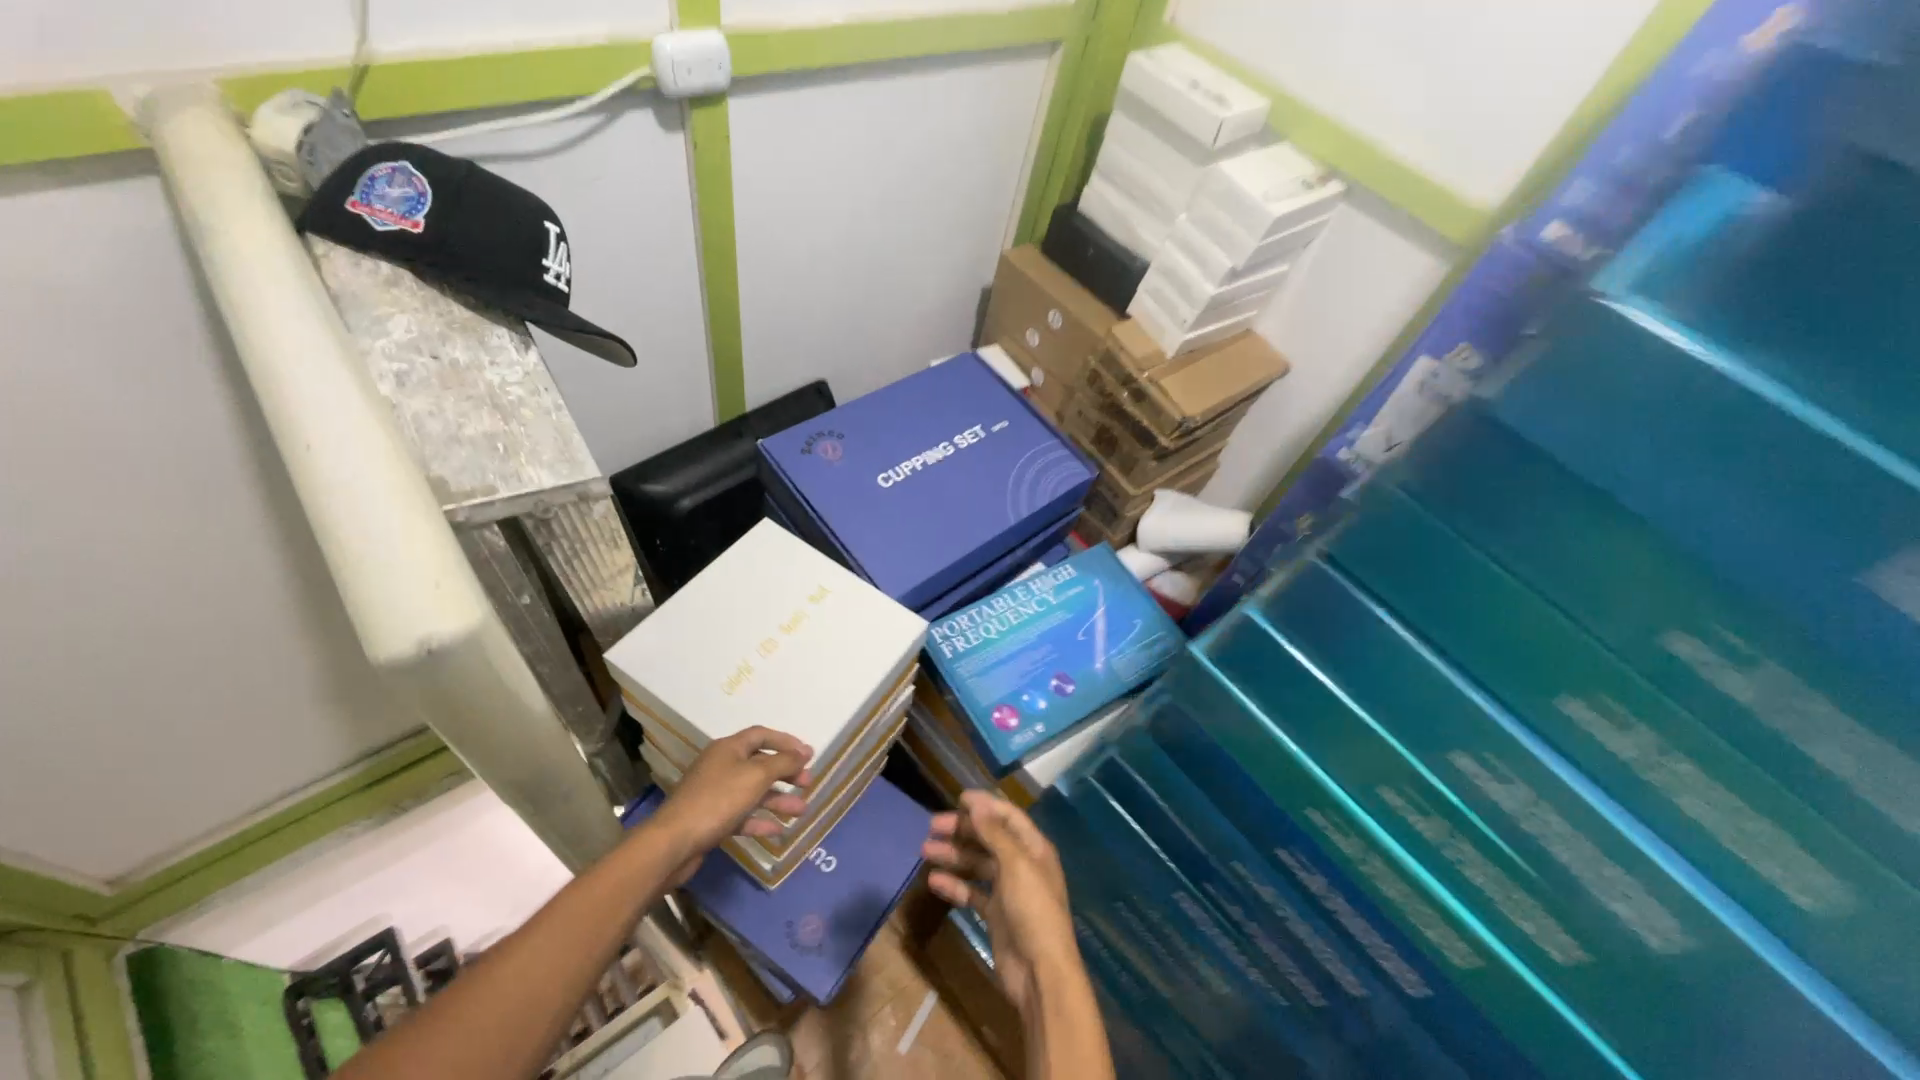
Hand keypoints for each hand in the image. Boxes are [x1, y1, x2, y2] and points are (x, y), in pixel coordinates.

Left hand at [647, 727, 812, 883]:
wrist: (674, 842)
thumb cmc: (717, 800)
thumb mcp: (756, 776)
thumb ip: (783, 763)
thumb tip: (803, 752)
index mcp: (728, 749)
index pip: (761, 735)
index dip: (786, 742)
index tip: (808, 755)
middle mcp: (721, 766)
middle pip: (759, 764)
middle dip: (785, 773)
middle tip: (807, 783)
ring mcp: (715, 793)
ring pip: (753, 792)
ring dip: (778, 800)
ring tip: (802, 811)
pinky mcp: (712, 819)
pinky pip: (742, 815)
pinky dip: (760, 820)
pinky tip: (778, 830)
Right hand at [923, 791, 1077, 1013]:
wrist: (1040, 971)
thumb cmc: (1033, 911)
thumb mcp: (1016, 866)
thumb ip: (995, 834)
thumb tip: (977, 802)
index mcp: (1034, 849)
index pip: (1008, 817)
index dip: (985, 805)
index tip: (957, 798)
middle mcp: (1022, 865)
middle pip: (989, 839)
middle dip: (962, 830)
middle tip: (932, 826)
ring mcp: (1009, 892)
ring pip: (977, 865)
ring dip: (954, 856)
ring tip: (925, 851)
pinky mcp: (996, 915)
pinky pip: (972, 893)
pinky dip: (955, 885)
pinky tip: (934, 881)